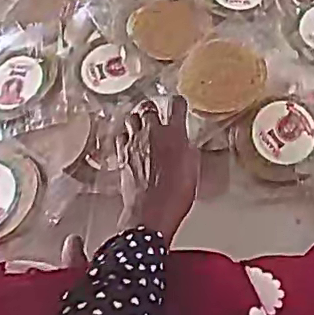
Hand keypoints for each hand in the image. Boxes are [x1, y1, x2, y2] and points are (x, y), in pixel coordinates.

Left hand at [118, 97, 198, 240]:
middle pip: (148, 107)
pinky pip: (121, 136)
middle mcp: (153, 133)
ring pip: (131, 118)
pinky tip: (129, 141)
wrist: (151, 211)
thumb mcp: (192, 168)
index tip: (178, 103)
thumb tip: (185, 144)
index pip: (176, 105)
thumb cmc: (176, 193)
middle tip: (156, 112)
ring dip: (137, 119)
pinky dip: (125, 136)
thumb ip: (187, 149)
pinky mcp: (122, 155)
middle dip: (152, 108)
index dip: (178, 102)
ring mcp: (135, 143)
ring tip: (141, 124)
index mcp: (175, 133)